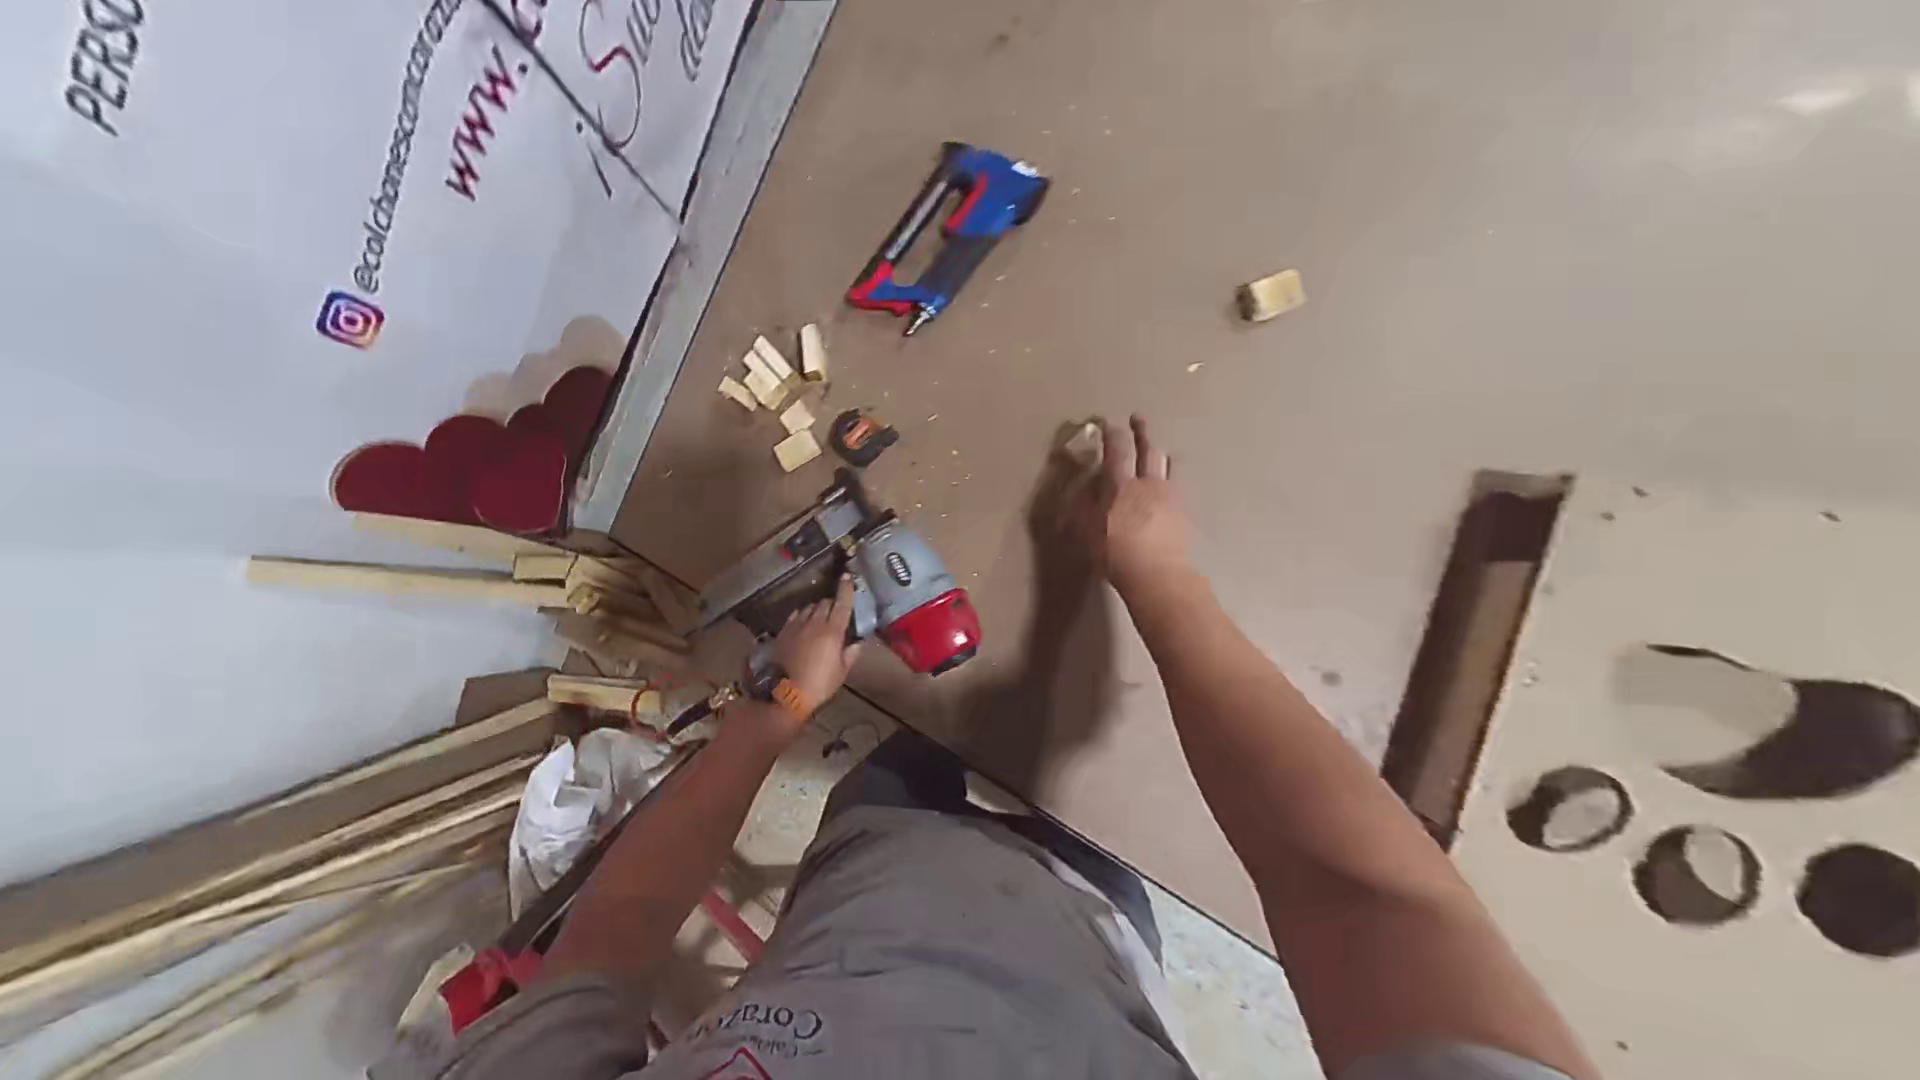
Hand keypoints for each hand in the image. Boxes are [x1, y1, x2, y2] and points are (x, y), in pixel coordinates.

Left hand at [771, 575, 863, 719]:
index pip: (842, 604)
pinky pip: (794, 616)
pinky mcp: (782, 633)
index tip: (847, 577)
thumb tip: (857, 643)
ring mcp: (796, 627)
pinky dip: (801, 615)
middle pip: (824, 603)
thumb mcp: (841, 672)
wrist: (784, 694)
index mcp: (832, 631)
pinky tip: (803, 621)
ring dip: (816, 609)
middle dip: (832, 602)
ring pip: (808, 608)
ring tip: (819, 616)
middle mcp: (814, 623)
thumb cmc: (818, 685)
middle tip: (836, 609)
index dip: (846, 589)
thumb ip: (850, 654)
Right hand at [1074, 415, 1192, 592]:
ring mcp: (1169, 496)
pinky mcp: (1182, 511)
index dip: (1113, 434)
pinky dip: (1169, 475)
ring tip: (1154, 448)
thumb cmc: (1115, 553)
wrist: (1157, 575)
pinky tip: (1167, 481)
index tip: (1109, 424)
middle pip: (1148, 449)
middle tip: (1138, 419)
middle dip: (1142, 432)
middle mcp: (1148, 483)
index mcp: (1121, 485)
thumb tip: (1086, 486)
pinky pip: (1176, 483)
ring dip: (1158, 452)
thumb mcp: (1086, 530)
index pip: (1118, 449)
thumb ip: (1084, 505)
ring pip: (1166, 464)